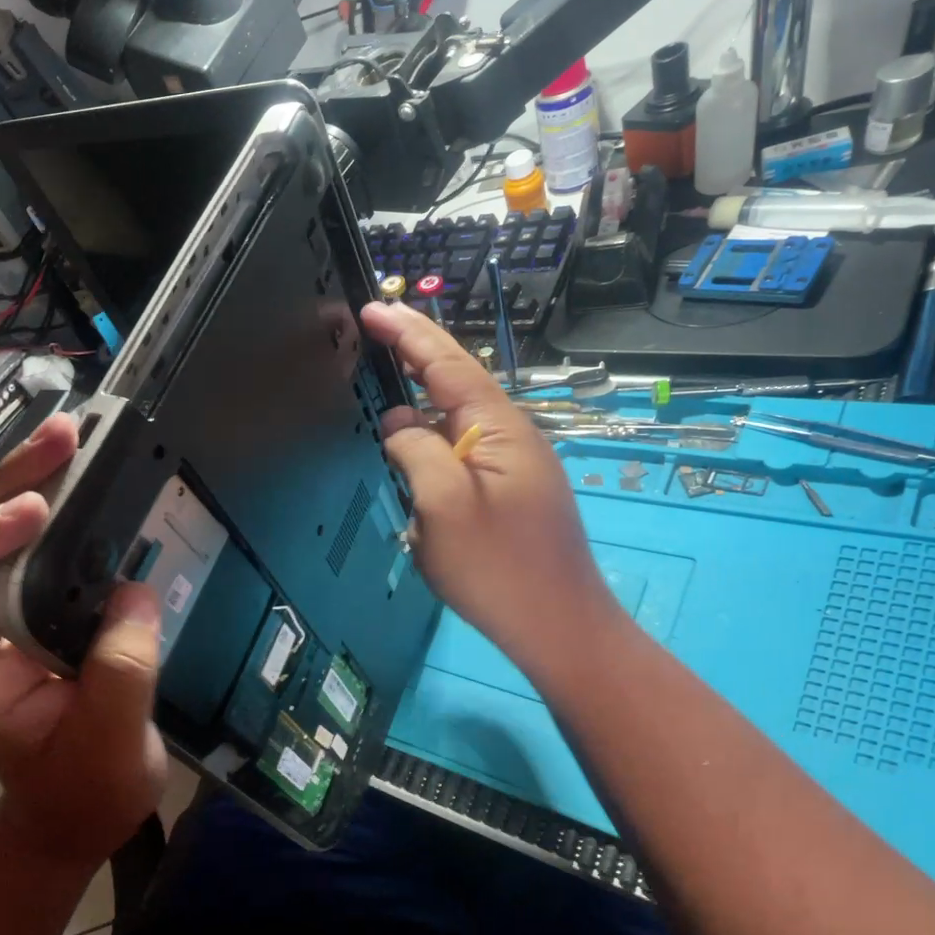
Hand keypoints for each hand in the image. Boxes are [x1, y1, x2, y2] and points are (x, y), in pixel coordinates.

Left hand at [0, 413, 166, 866]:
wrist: (81, 817)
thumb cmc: (82, 794)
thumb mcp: (107, 745)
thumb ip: (119, 673)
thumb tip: (133, 591)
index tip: (35, 507)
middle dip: (14, 484)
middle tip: (62, 436)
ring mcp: (23, 621)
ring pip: (17, 541)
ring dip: (40, 484)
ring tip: (76, 438)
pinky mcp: (57, 618)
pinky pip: (56, 557)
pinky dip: (73, 516)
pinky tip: (95, 484)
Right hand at [360, 302, 622, 666]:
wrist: (560, 627)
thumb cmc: (499, 568)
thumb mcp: (443, 506)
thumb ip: (416, 452)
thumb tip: (399, 425)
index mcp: (499, 429)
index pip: (447, 364)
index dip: (409, 333)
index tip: (373, 307)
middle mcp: (510, 437)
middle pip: (456, 383)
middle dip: (416, 354)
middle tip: (374, 331)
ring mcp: (513, 467)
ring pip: (455, 422)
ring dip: (420, 404)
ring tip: (385, 395)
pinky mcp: (508, 495)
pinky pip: (460, 453)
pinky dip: (430, 441)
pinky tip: (411, 454)